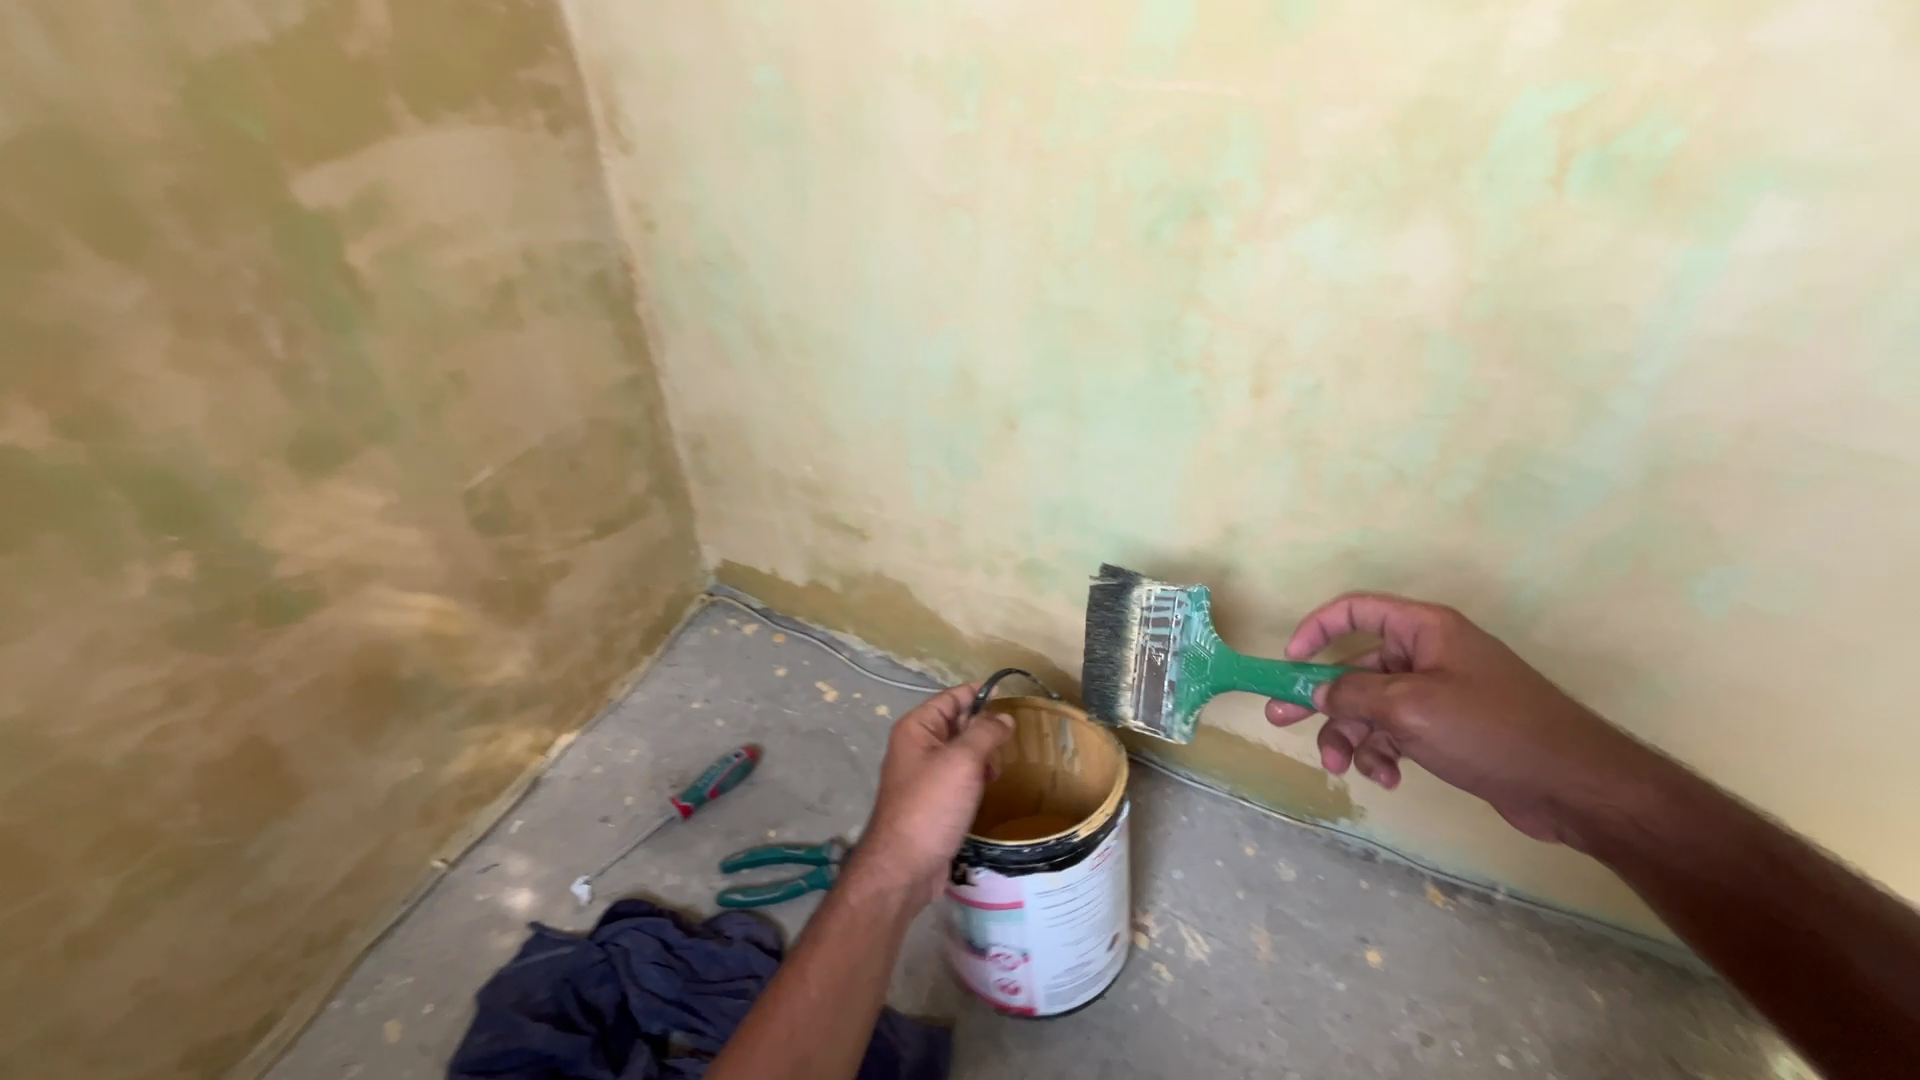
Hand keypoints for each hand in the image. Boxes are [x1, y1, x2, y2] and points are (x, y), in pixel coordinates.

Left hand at [849, 683, 1012, 908]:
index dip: (978, 693)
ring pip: (960, 751)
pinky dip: (977, 775)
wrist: (904, 866)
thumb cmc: (931, 805)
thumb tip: (1004, 717)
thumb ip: (985, 733)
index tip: (1010, 694)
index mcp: (917, 728)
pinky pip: (959, 776)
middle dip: (984, 726)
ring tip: (1005, 762)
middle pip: (956, 723)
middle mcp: (917, 746)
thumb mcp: (962, 761)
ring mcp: (924, 775)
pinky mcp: (934, 800)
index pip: (951, 698)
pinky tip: (992, 784)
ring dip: (983, 753)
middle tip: (1016, 733)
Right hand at [1265, 592, 1663, 847]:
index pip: (1356, 610)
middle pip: (1356, 668)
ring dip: (1352, 736)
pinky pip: (1397, 732)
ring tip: (1343, 767)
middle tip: (1280, 722)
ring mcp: (1440, 694)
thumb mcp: (1409, 709)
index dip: (1317, 630)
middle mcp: (1429, 655)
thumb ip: (1353, 695)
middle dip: (1322, 700)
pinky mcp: (1449, 730)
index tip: (1290, 662)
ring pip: (1372, 707)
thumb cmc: (1491, 731)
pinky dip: (1384, 753)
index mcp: (1424, 630)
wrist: (1575, 787)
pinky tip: (1388, 778)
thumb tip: (1321, 694)